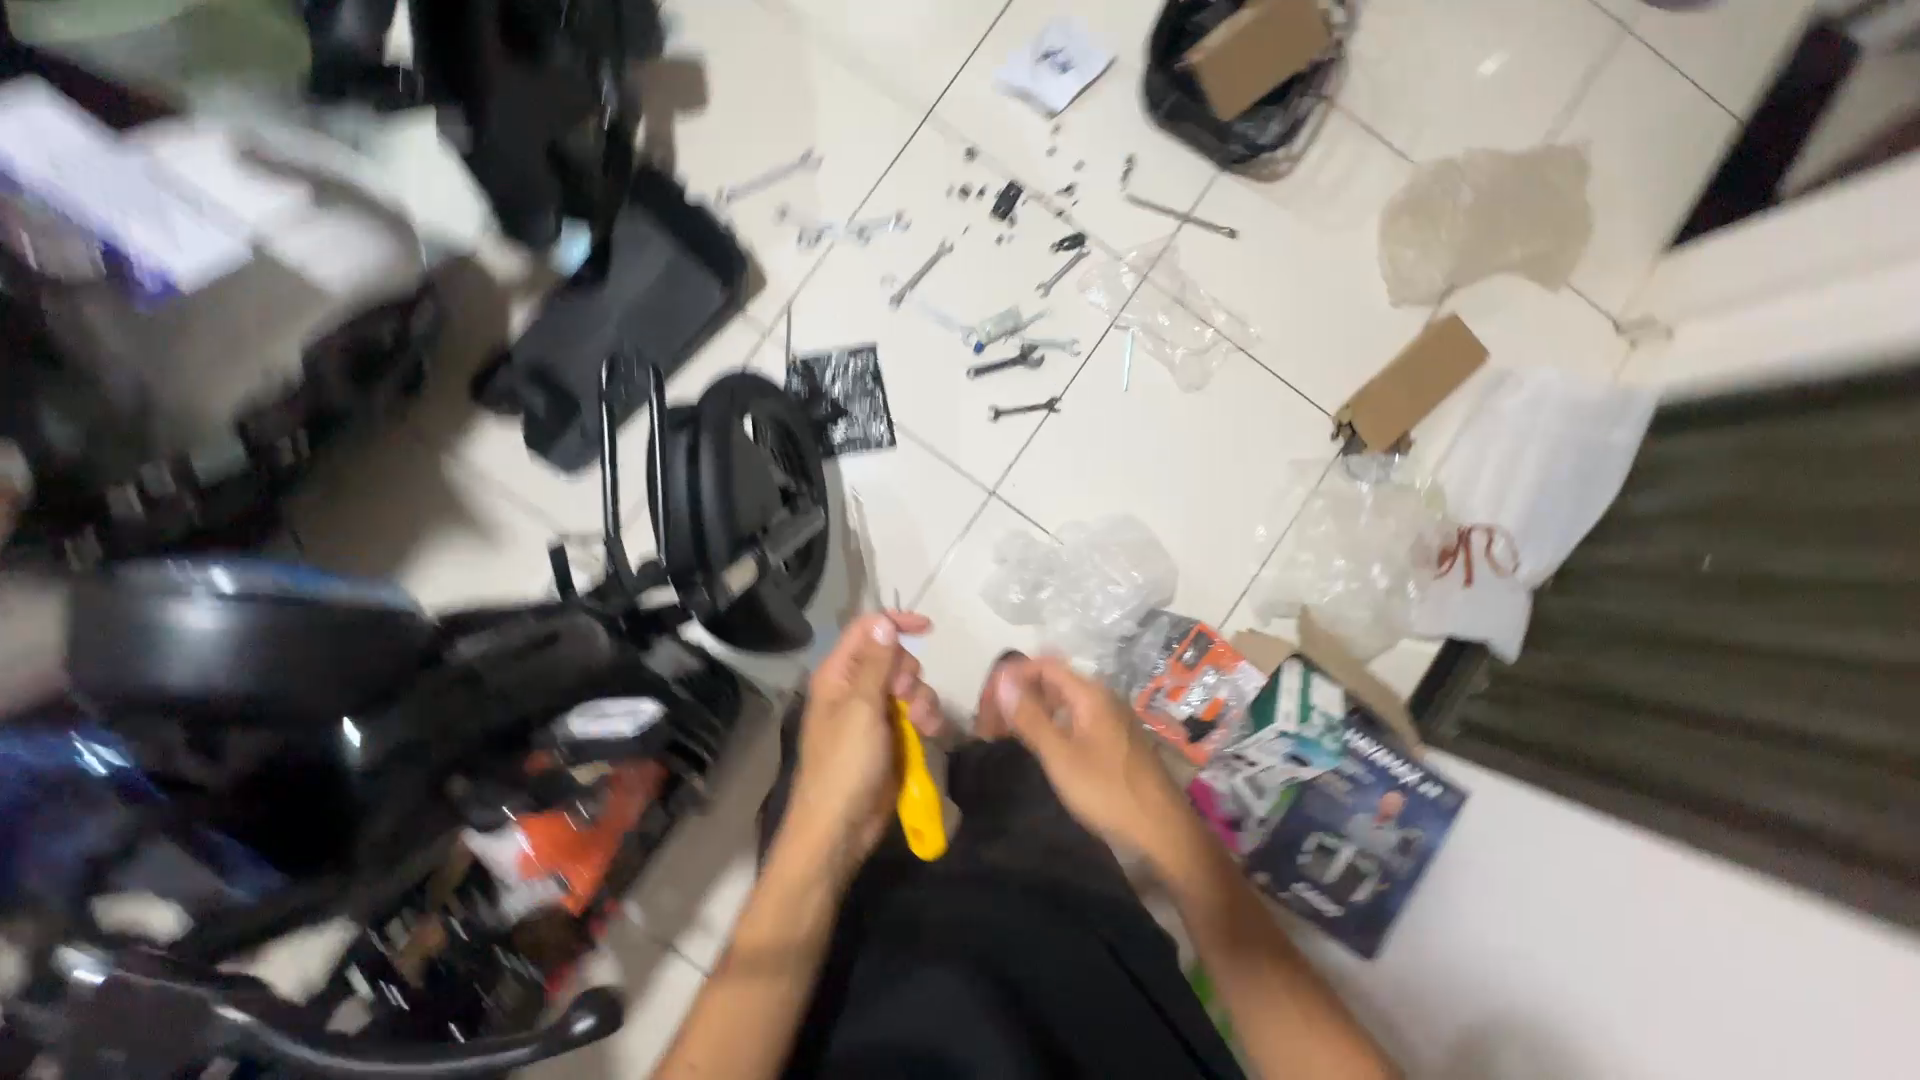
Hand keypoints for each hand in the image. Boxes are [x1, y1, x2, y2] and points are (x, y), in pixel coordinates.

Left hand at [776, 612, 938, 879]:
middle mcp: (855, 689)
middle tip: (905, 698)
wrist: (841, 827)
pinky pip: (916, 715)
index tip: (929, 629)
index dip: (895, 624)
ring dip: (923, 701)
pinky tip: (930, 736)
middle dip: (910, 674)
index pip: (867, 630)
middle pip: (894, 658)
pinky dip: (926, 720)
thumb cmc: (844, 765)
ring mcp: (874, 715)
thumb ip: (875, 664)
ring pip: (910, 688)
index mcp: (838, 675)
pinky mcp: (892, 738)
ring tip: (922, 726)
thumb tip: (883, 622)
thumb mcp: (861, 709)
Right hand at [998, 657, 1202, 870]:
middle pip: (1055, 682)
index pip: (1046, 666)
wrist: (1161, 829)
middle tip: (992, 721)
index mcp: (1091, 695)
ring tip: (1008, 733)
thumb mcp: (1060, 756)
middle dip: (1022, 694)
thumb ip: (1030, 717)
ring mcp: (1113, 720)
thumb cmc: (1107, 791)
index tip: (988, 700)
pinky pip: (1078, 719)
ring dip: (1036, 711)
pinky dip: (1054, 725)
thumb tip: (1003, 679)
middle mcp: (1104, 699)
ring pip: (1066, 702)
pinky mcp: (1116, 740)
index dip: (1014, 675)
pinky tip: (1041, 745)